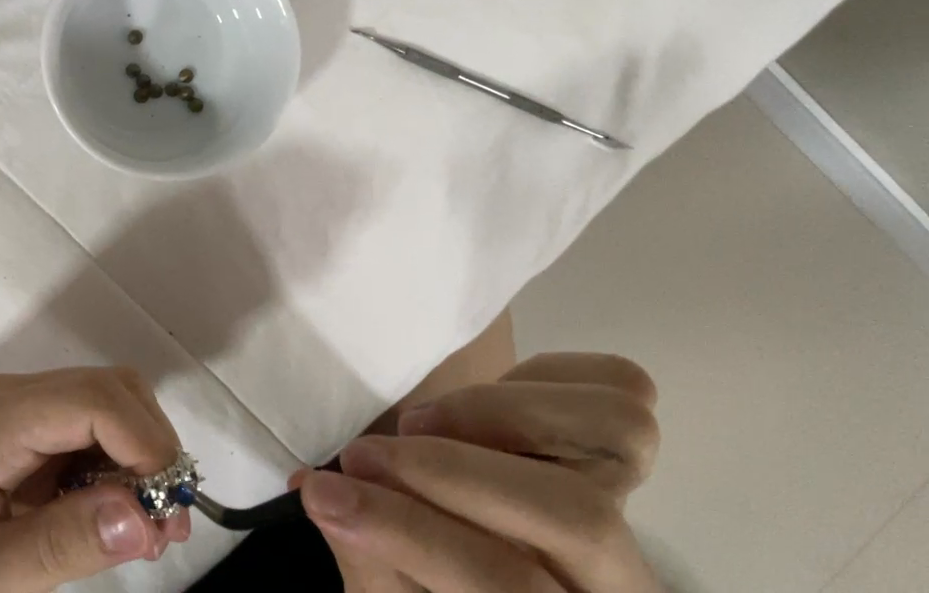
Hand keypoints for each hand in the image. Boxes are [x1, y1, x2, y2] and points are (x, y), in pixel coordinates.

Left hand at [0, 368, 190, 592]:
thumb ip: (58, 547)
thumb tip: (143, 515)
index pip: (92, 400)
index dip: (146, 444)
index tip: (168, 515)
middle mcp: (8, 398)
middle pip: (110, 390)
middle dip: (152, 450)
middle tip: (164, 531)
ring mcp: (16, 408)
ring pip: (108, 403)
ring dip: (141, 457)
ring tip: (145, 532)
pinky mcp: (23, 429)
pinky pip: (89, 428)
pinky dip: (119, 464)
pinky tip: (112, 516)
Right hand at [305, 353, 661, 591]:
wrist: (456, 536)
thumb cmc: (420, 575)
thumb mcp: (384, 585)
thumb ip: (364, 550)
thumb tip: (323, 491)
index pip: (507, 584)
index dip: (412, 534)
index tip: (325, 493)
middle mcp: (613, 571)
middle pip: (577, 513)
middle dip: (450, 472)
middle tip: (363, 453)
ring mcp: (622, 497)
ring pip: (625, 432)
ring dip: (501, 413)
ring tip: (423, 420)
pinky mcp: (610, 440)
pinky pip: (619, 387)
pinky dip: (544, 376)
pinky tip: (479, 401)